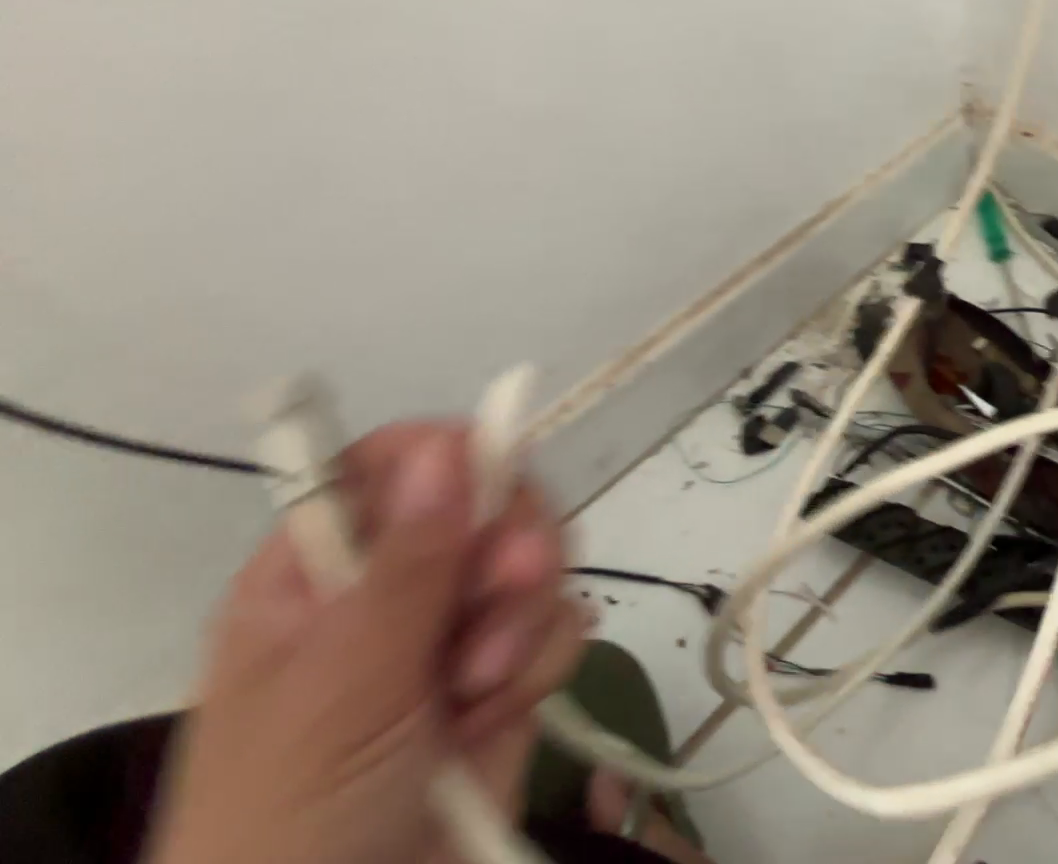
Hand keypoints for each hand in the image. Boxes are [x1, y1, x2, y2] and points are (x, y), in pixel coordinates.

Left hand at [146, 424, 585, 863]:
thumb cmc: (300, 808)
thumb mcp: (344, 684)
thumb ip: (407, 565)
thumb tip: (446, 443)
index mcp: (324, 571)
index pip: (392, 466)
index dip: (448, 458)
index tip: (491, 483)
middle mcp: (399, 585)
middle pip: (491, 504)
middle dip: (511, 549)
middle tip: (507, 588)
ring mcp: (461, 628)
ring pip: (539, 566)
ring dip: (522, 626)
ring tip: (477, 693)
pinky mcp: (513, 670)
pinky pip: (563, 626)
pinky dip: (542, 668)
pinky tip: (497, 715)